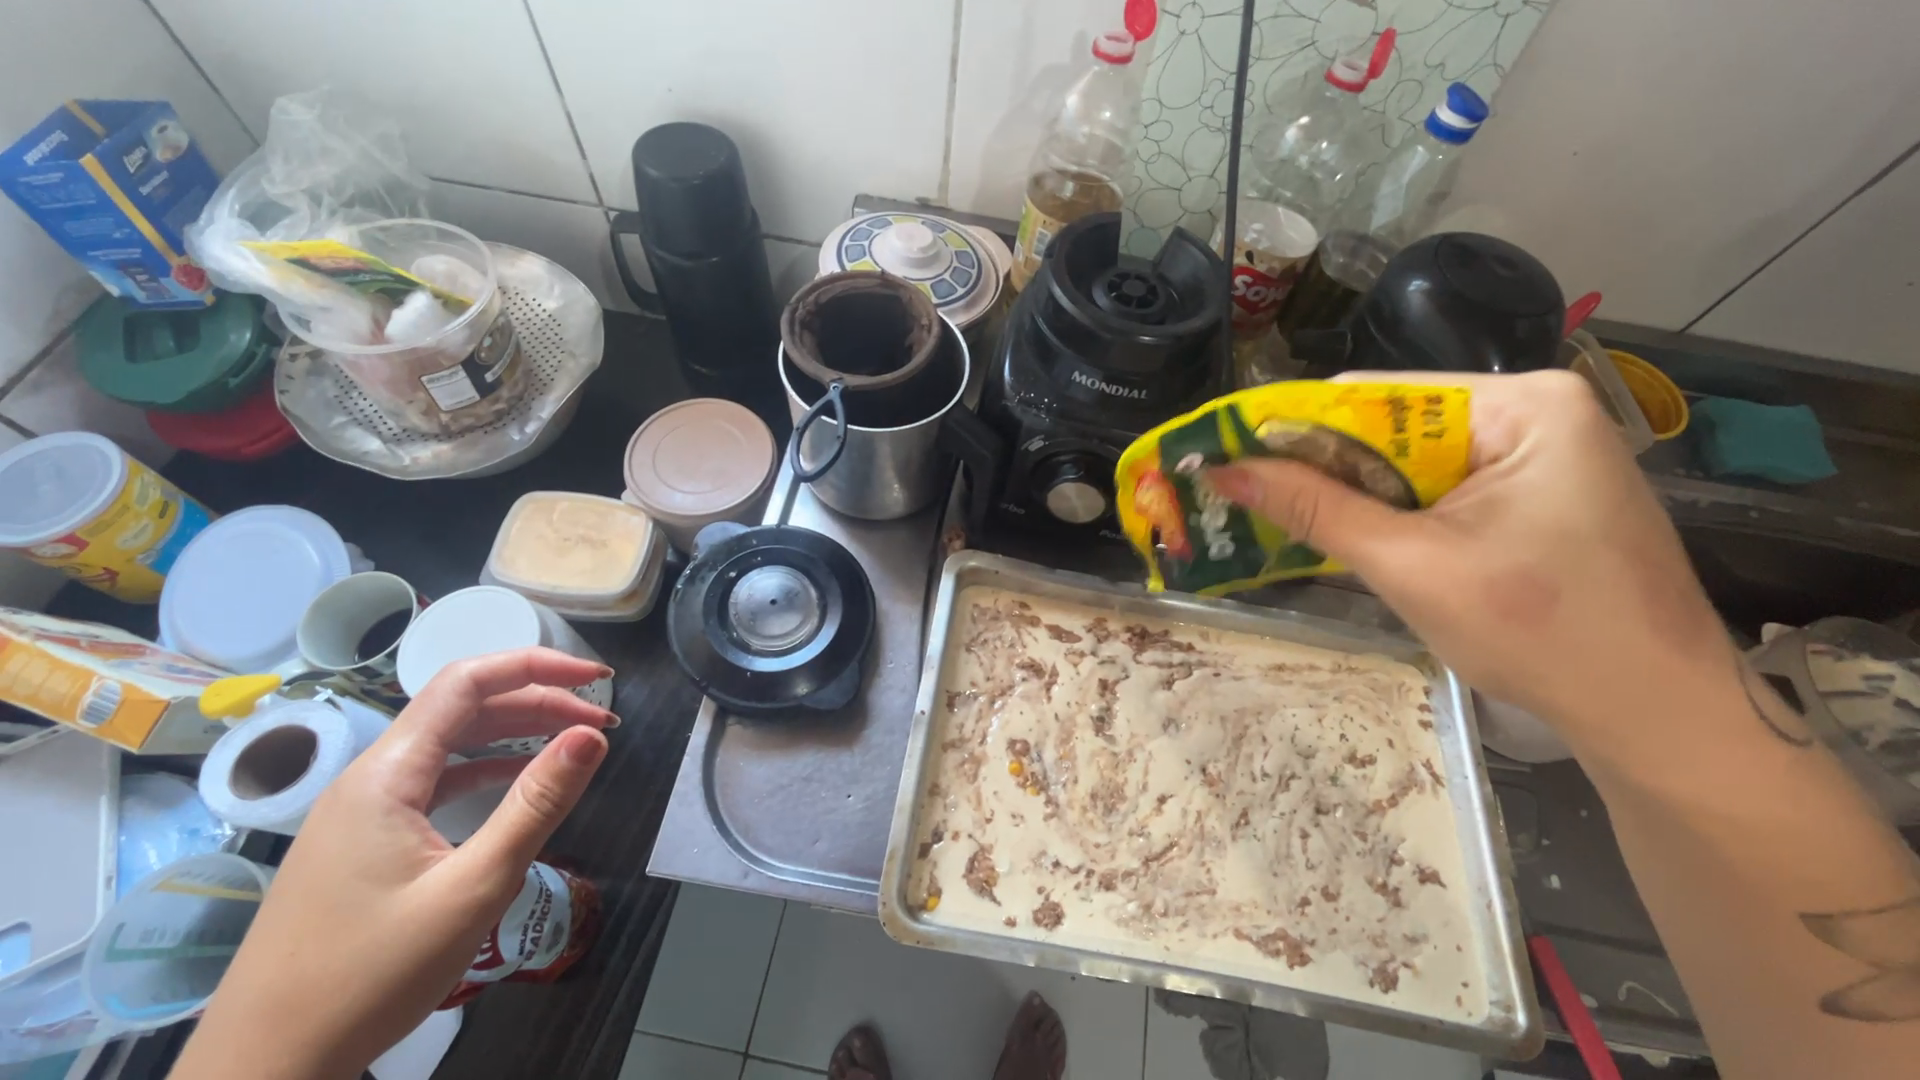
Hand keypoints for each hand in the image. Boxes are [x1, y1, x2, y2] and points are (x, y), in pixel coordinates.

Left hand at [173, 647, 615, 1079]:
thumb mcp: (473, 887)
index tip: (598, 680)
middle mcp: (370, 777)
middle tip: (603, 722)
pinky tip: (518, 783)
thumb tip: (593, 736)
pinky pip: (435, 781)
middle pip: (462, 708)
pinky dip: (487, 769)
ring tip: (575, 744)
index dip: (536, 666)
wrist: (265, 1065)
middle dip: (538, 703)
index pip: (466, 682)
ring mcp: (362, 810)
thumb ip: (536, 805)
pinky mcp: (363, 841)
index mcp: (388, 774)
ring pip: (449, 745)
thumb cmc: (371, 974)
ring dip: (515, 734)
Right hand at [1206, 371, 1730, 760]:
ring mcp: (1542, 453)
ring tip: (1284, 521)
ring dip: (1352, 495)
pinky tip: (1355, 539)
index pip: (1374, 394)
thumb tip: (1222, 470)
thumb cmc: (1542, 634)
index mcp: (1522, 403)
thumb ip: (1313, 509)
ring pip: (1412, 461)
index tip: (1226, 455)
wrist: (1660, 715)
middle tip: (1246, 498)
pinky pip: (1441, 489)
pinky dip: (1393, 514)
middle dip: (1320, 467)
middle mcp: (1535, 411)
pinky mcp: (1538, 495)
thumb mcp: (1410, 566)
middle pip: (1392, 425)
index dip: (1292, 426)